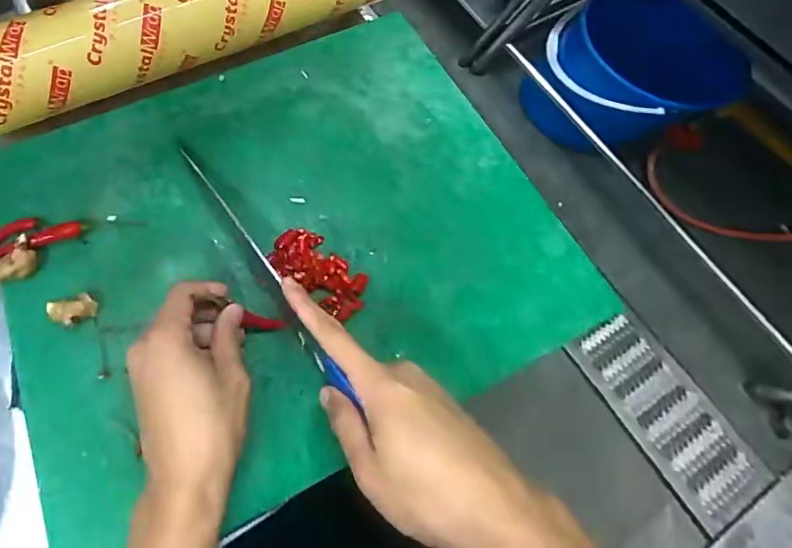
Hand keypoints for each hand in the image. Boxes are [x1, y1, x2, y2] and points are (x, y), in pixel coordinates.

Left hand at [126, 282, 250, 547]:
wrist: (183, 482)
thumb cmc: (212, 423)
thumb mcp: (231, 373)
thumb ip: (229, 333)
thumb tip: (231, 310)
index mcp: (163, 337)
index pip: (182, 293)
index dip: (208, 289)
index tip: (231, 297)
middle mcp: (143, 346)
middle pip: (174, 312)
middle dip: (206, 313)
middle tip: (237, 326)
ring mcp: (138, 368)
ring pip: (170, 333)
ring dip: (198, 332)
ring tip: (230, 347)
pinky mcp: (141, 386)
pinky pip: (163, 352)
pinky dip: (185, 348)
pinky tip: (211, 364)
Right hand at [282, 277, 590, 547]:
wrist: (500, 511)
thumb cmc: (426, 494)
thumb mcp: (372, 473)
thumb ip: (345, 427)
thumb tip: (330, 391)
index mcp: (381, 387)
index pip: (335, 341)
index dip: (309, 311)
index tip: (290, 281)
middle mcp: (405, 374)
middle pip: (363, 376)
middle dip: (355, 404)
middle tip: (368, 454)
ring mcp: (430, 386)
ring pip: (387, 393)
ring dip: (380, 419)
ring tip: (400, 470)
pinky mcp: (448, 402)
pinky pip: (409, 402)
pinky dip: (402, 425)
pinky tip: (419, 463)